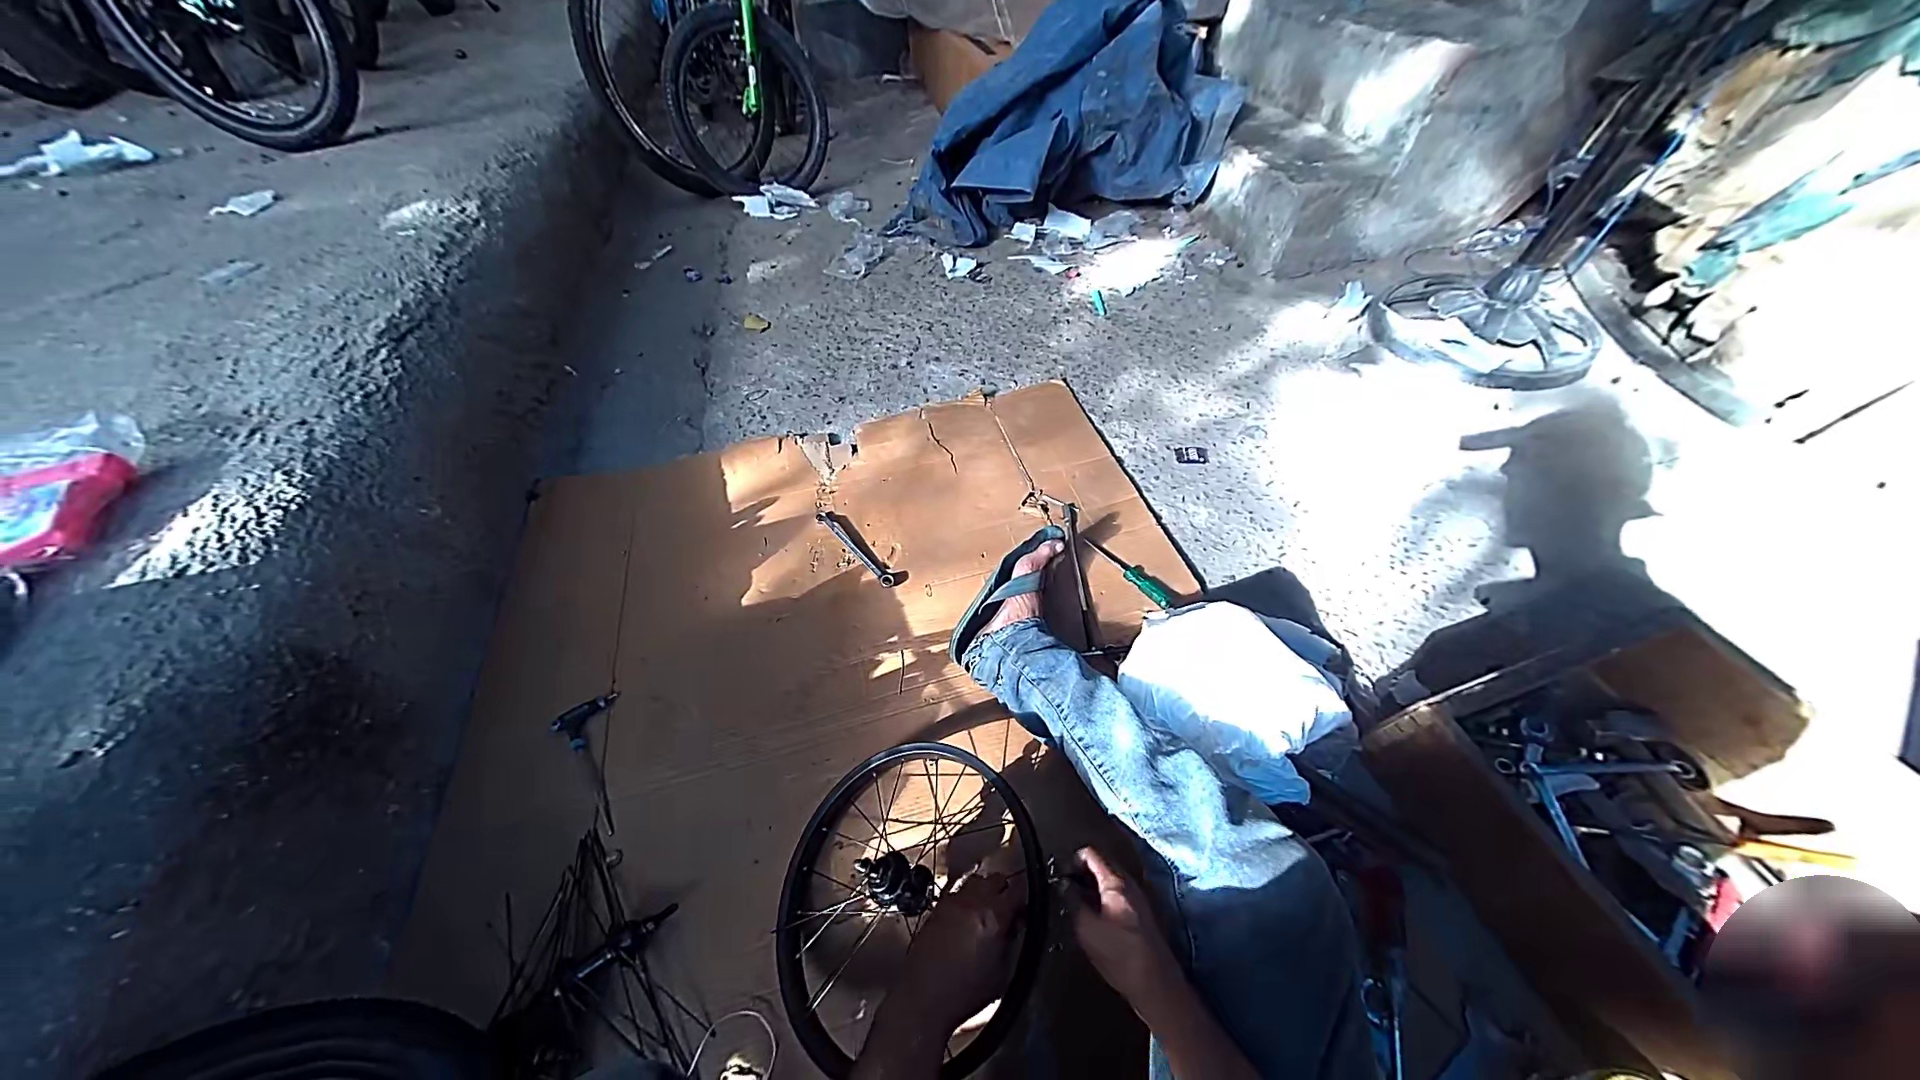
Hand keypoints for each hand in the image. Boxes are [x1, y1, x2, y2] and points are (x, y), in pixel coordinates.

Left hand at [892, 871, 1025, 1030]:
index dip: (1024, 900)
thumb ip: (1012, 942)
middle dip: (1005, 891)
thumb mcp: (1002, 973)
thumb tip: (1015, 925)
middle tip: (1008, 910)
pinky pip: (958, 891)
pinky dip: (966, 898)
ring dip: (984, 891)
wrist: (924, 997)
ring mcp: (953, 901)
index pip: (1017, 891)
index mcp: (994, 916)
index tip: (1025, 910)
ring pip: (976, 881)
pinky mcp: (938, 907)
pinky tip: (966, 918)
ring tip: (986, 911)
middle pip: (996, 879)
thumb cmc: (966, 992)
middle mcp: (973, 901)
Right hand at [1067, 847, 1181, 1007]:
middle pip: (1102, 865)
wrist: (1157, 987)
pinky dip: (1102, 898)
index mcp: (1117, 882)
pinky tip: (1093, 916)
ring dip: (1091, 886)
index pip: (1091, 854)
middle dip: (1081, 872)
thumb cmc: (1121, 955)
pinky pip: (1117, 896)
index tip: (1059, 874)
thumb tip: (1062, 883)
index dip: (1071, 859)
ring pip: (1110, 881)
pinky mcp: (1141, 917)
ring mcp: (1138, 900)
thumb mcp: (1087, 928)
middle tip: (1065, 886)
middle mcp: (1131, 885)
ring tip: (1075, 901)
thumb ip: (1071, 901)